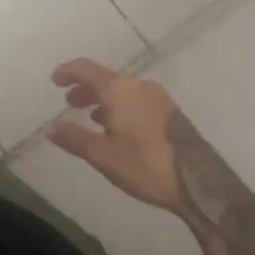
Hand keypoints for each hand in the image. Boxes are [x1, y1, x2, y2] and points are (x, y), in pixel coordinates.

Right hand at [48, 58, 187, 215]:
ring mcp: (160, 100)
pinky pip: (138, 102)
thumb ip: (73, 138)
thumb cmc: (145, 164)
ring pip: (123, 91)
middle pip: (106, 79)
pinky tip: (120, 130)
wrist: (203, 185)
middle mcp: (139, 86)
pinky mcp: (173, 115)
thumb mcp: (102, 154)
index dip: (67, 72)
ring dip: (104, 100)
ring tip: (93, 119)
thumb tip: (51, 128)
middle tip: (71, 103)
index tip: (54, 81)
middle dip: (86, 89)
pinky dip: (122, 108)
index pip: (86, 68)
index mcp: (119, 88)